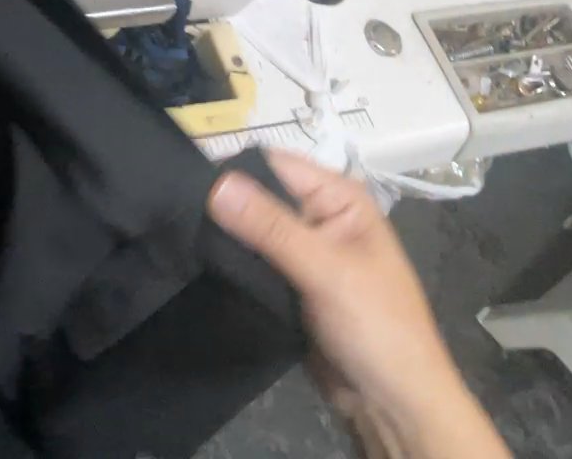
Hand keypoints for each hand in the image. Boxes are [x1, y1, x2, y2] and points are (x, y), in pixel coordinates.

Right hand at [208, 150, 507, 458]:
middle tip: (176, 210)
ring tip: (180, 232)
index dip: (232, 168)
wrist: (395, 408)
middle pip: (258, 192)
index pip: (273, 163)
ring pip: (249, 225)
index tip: (184, 180)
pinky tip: (199, 256)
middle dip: (222, 200)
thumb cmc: (378, 330)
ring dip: (223, 231)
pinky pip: (250, 256)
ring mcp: (302, 248)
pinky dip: (230, 257)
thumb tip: (215, 183)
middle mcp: (318, 214)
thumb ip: (270, 227)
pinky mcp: (287, 279)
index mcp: (339, 197)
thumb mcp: (326, 271)